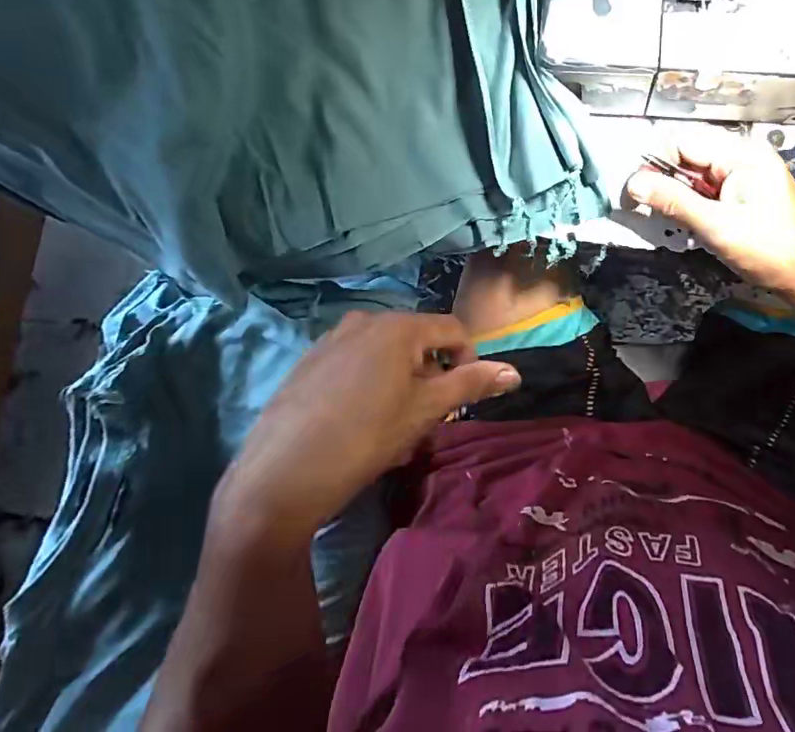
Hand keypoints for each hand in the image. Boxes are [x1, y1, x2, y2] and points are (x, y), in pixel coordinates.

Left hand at [216, 311, 520, 542]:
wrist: (280, 475)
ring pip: (385, 355)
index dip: (469, 360)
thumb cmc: (365, 438)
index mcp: (397, 326)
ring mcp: (331, 339)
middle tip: (428, 420)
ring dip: (401, 385)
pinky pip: (355, 364)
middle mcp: (364, 320)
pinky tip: (359, 426)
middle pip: (417, 341)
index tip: (463, 400)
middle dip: (431, 377)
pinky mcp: (309, 362)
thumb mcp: (424, 411)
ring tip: (394, 430)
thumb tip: (514, 371)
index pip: (452, 328)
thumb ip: (470, 384)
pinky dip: (370, 386)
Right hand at [625, 127, 794, 308]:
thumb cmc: (773, 252)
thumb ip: (673, 201)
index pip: (684, 142)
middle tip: (645, 206)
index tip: (635, 188)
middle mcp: (743, 158)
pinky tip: (688, 223)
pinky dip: (691, 205)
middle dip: (664, 181)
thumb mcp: (717, 226)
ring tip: (667, 219)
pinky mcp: (742, 195)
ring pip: (694, 176)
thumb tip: (634, 183)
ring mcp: (744, 176)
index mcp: (743, 155)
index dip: (656, 162)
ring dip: (677, 196)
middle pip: (688, 157)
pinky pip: (706, 191)